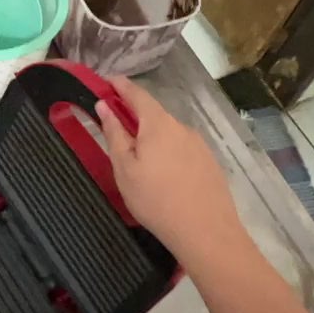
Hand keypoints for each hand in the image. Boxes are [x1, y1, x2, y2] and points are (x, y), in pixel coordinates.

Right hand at [96, 76, 248, 263]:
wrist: (206, 231)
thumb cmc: (156, 200)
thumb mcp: (124, 169)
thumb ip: (114, 134)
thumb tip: (104, 106)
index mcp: (158, 124)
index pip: (137, 94)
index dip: (120, 85)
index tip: (106, 80)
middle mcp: (181, 127)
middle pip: (154, 114)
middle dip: (134, 116)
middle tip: (115, 128)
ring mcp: (199, 145)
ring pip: (169, 134)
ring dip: (152, 138)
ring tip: (139, 161)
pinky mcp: (209, 163)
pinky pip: (182, 149)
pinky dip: (167, 153)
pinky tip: (163, 176)